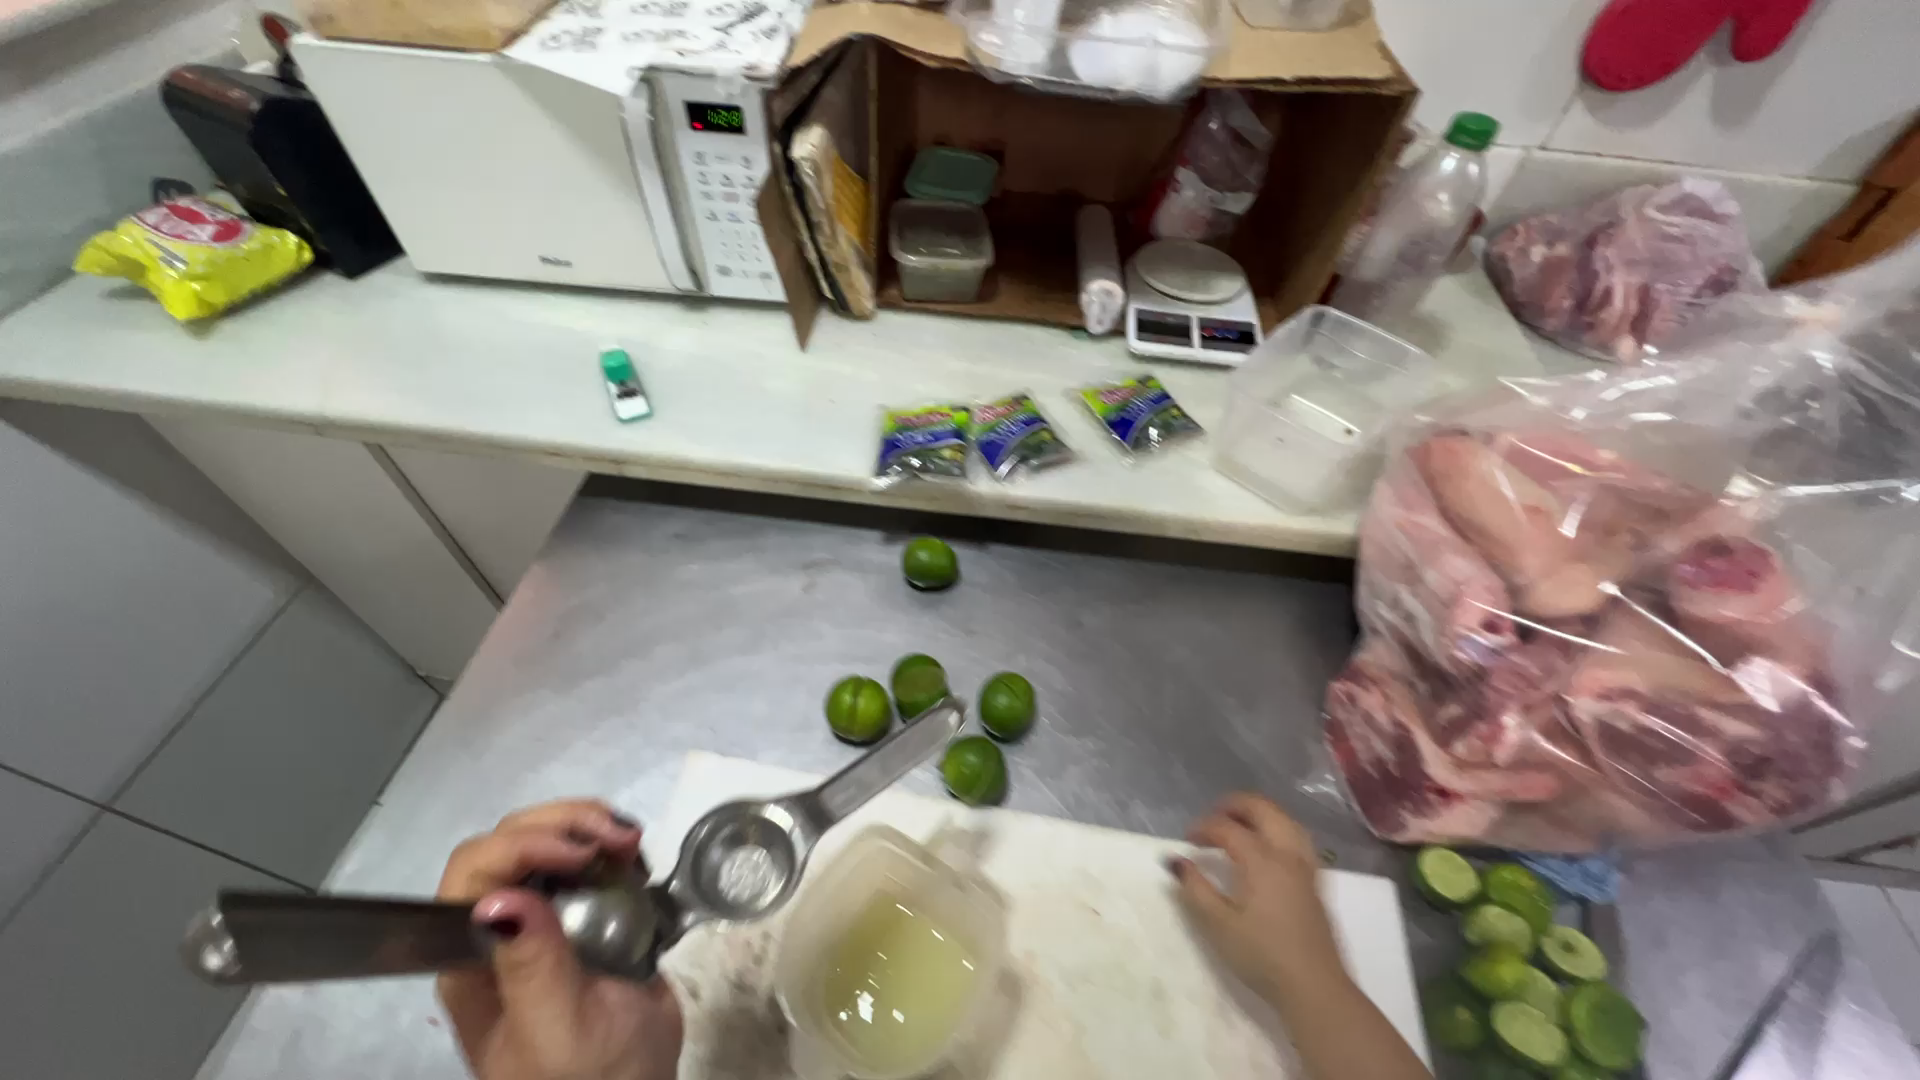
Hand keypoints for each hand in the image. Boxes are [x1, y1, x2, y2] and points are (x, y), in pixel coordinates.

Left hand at [436, 799, 683, 1079]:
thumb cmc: (591, 1077)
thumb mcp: (559, 1028)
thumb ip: (532, 966)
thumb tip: (499, 902)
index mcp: (473, 960)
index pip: (473, 873)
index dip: (522, 845)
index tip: (582, 853)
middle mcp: (499, 932)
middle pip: (510, 842)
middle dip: (565, 824)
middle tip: (622, 839)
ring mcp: (544, 919)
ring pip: (548, 840)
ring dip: (591, 825)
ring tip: (633, 844)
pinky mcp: (586, 913)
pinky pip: (588, 858)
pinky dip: (612, 843)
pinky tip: (636, 857)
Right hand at [1170, 793, 1345, 1005]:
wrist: (1315, 989)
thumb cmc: (1262, 956)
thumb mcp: (1218, 924)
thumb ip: (1195, 888)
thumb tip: (1176, 861)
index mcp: (1262, 861)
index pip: (1228, 828)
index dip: (1203, 828)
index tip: (1187, 840)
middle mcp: (1287, 855)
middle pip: (1264, 810)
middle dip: (1235, 805)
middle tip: (1212, 816)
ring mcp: (1307, 869)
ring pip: (1287, 821)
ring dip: (1261, 814)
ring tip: (1240, 823)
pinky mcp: (1317, 884)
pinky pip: (1299, 839)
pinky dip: (1279, 829)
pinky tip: (1269, 847)